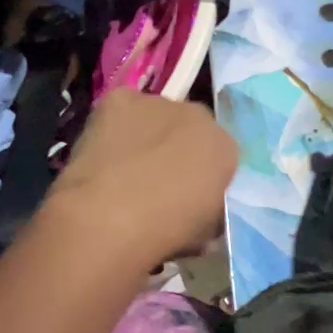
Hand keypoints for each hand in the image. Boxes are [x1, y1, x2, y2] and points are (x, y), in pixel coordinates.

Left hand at [44, 90, 236, 267]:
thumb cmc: (165, 234)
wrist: (112, 218)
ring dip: (147, 135)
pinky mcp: (121, 99)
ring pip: (156, 116)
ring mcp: (159, 104)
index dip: (202, 174)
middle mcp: (200, 117)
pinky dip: (117, 125)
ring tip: (124, 168)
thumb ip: (208, 211)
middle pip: (191, 128)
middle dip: (178, 149)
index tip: (186, 194)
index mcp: (226, 150)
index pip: (220, 155)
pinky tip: (105, 151)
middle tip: (156, 180)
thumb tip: (198, 210)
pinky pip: (124, 109)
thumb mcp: (204, 232)